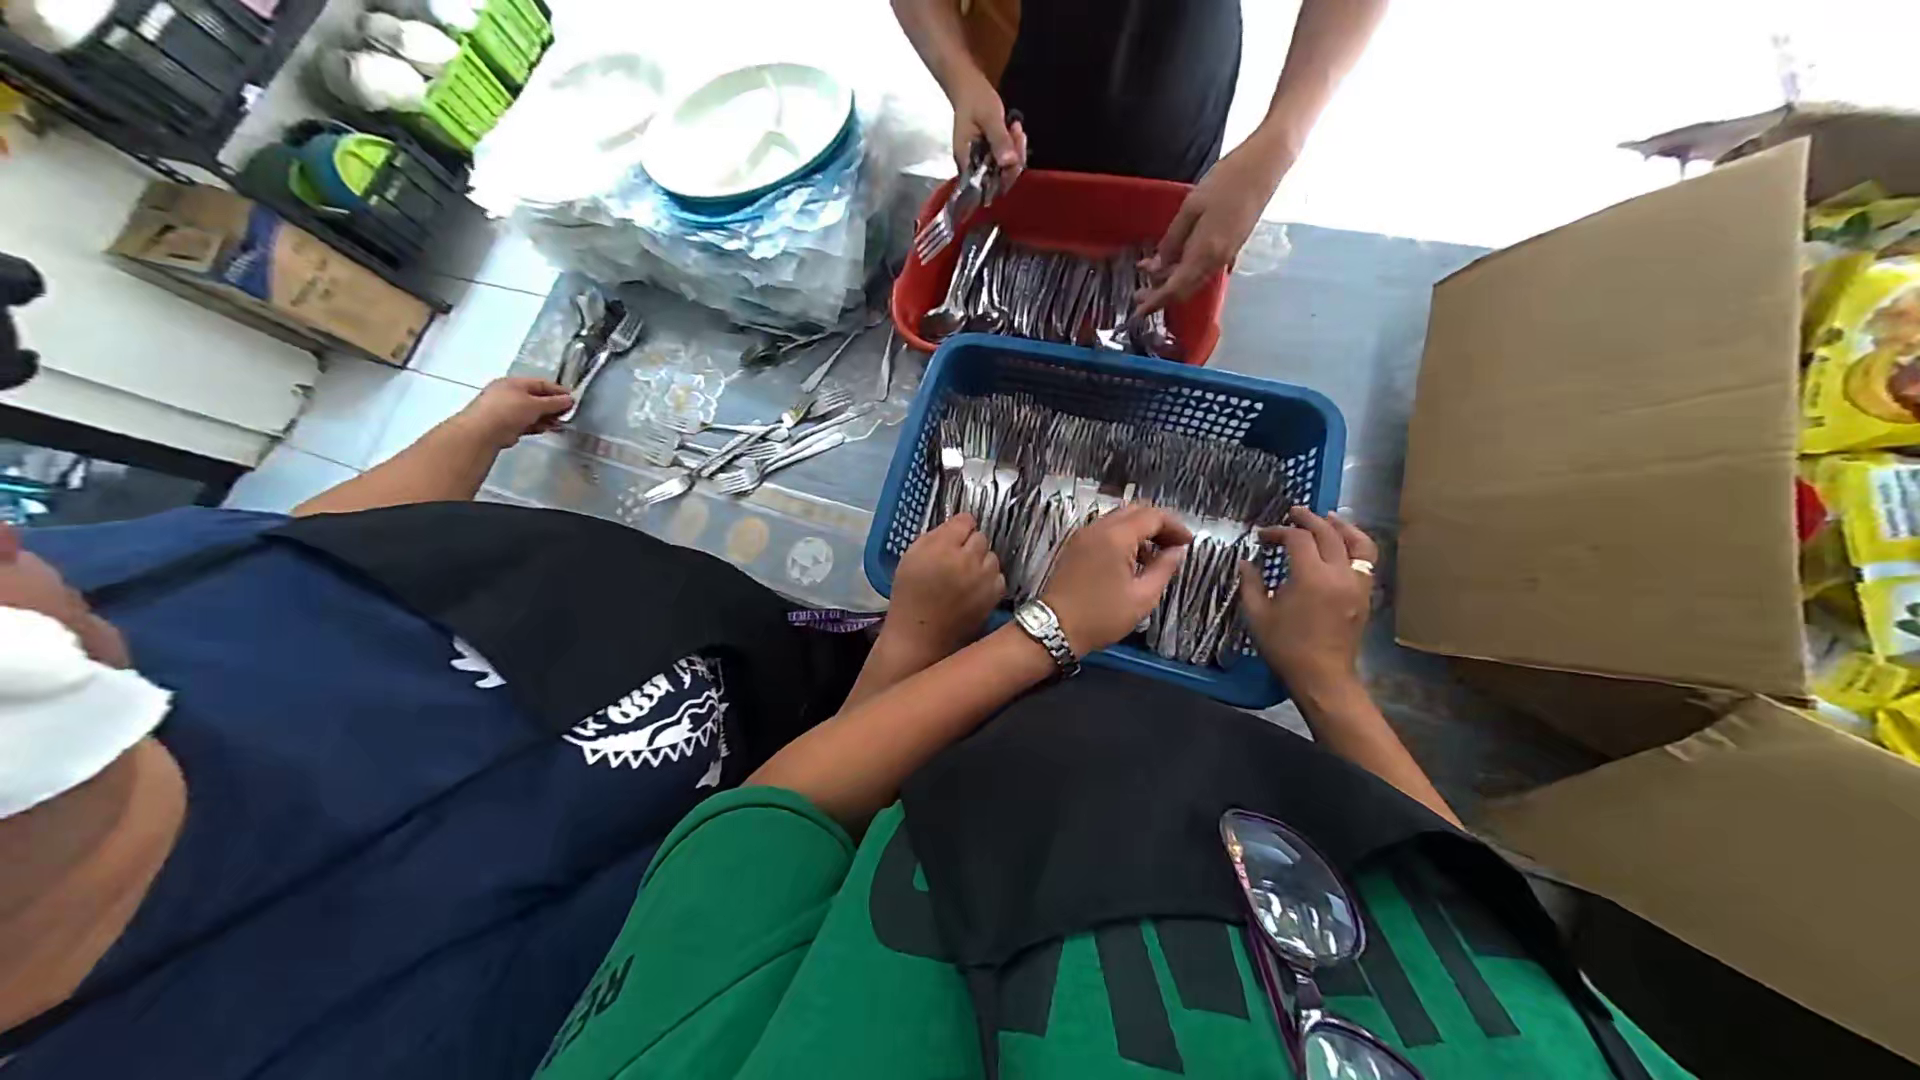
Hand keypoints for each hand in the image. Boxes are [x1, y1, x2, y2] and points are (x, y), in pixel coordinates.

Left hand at [453, 377, 572, 448]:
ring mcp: (507, 409)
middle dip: (553, 406)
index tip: (574, 399)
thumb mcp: (535, 404)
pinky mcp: (507, 424)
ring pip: (533, 411)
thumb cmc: (509, 411)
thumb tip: (570, 400)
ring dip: (547, 417)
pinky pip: (527, 422)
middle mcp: (510, 394)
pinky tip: (547, 429)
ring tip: (561, 423)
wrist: (483, 431)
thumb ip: (554, 402)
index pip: (541, 383)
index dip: (558, 391)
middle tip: (569, 413)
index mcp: (514, 383)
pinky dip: (537, 425)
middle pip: (537, 398)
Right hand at [885, 513, 1004, 659]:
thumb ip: (933, 537)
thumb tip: (955, 526)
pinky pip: (999, 577)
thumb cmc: (909, 595)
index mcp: (943, 547)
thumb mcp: (910, 557)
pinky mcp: (993, 596)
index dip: (959, 527)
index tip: (952, 537)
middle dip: (969, 544)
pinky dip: (989, 579)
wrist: (920, 635)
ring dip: (981, 561)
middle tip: (956, 559)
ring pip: (992, 556)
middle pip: (980, 537)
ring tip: (966, 575)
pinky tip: (975, 588)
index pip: (965, 521)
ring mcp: (984, 578)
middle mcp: (968, 559)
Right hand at [950, 76, 1025, 185]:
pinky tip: (1014, 129)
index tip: (1014, 157)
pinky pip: (1005, 160)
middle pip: (999, 180)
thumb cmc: (974, 99)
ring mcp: (982, 162)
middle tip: (1017, 134)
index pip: (987, 186)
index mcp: (967, 163)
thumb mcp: (989, 117)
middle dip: (1013, 161)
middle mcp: (973, 168)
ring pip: (1004, 170)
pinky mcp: (989, 155)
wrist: (968, 85)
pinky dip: (1013, 147)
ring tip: (1016, 128)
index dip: (1004, 178)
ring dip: (1015, 151)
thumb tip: (1009, 163)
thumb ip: (999, 140)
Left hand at [1041, 503, 1191, 654]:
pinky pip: (1103, 531)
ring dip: (1139, 531)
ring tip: (1155, 557)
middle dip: (1158, 524)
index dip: (1174, 526)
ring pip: (1118, 520)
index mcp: (1116, 537)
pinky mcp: (1074, 546)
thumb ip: (1163, 569)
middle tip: (1174, 546)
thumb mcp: (1142, 597)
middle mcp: (1097, 528)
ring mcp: (1082, 536)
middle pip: (1134, 511)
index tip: (1188, 543)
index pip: (1152, 516)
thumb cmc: (1102, 616)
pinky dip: (1122, 538)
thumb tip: (1176, 551)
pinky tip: (1131, 560)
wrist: (1055, 628)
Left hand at [1134, 134, 1292, 314]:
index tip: (1138, 312)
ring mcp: (1225, 256)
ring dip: (1170, 284)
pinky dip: (1183, 272)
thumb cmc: (1226, 180)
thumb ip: (1172, 240)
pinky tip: (1171, 263)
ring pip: (1192, 282)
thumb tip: (1157, 267)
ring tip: (1149, 277)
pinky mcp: (1230, 249)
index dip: (1155, 302)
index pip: (1175, 289)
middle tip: (1138, 294)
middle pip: (1184, 291)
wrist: (1265, 166)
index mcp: (1204, 253)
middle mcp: (1216, 262)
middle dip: (1160, 297)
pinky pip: (1202, 270)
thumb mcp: (1190, 208)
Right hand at [1238, 506, 1377, 693]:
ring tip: (1328, 519)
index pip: (1297, 538)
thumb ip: (1250, 583)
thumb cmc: (1285, 646)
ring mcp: (1357, 584)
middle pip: (1328, 533)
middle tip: (1293, 513)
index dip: (1278, 532)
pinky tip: (1342, 546)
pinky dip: (1355, 546)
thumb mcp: (1257, 614)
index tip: (1263, 537)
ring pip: (1358, 543)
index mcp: (1310, 576)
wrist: (1322, 676)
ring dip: (1341, 526)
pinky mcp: (1365, 595)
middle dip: (1308, 519)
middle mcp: (1338, 574)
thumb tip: (1246, 562)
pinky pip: (1366, 561)